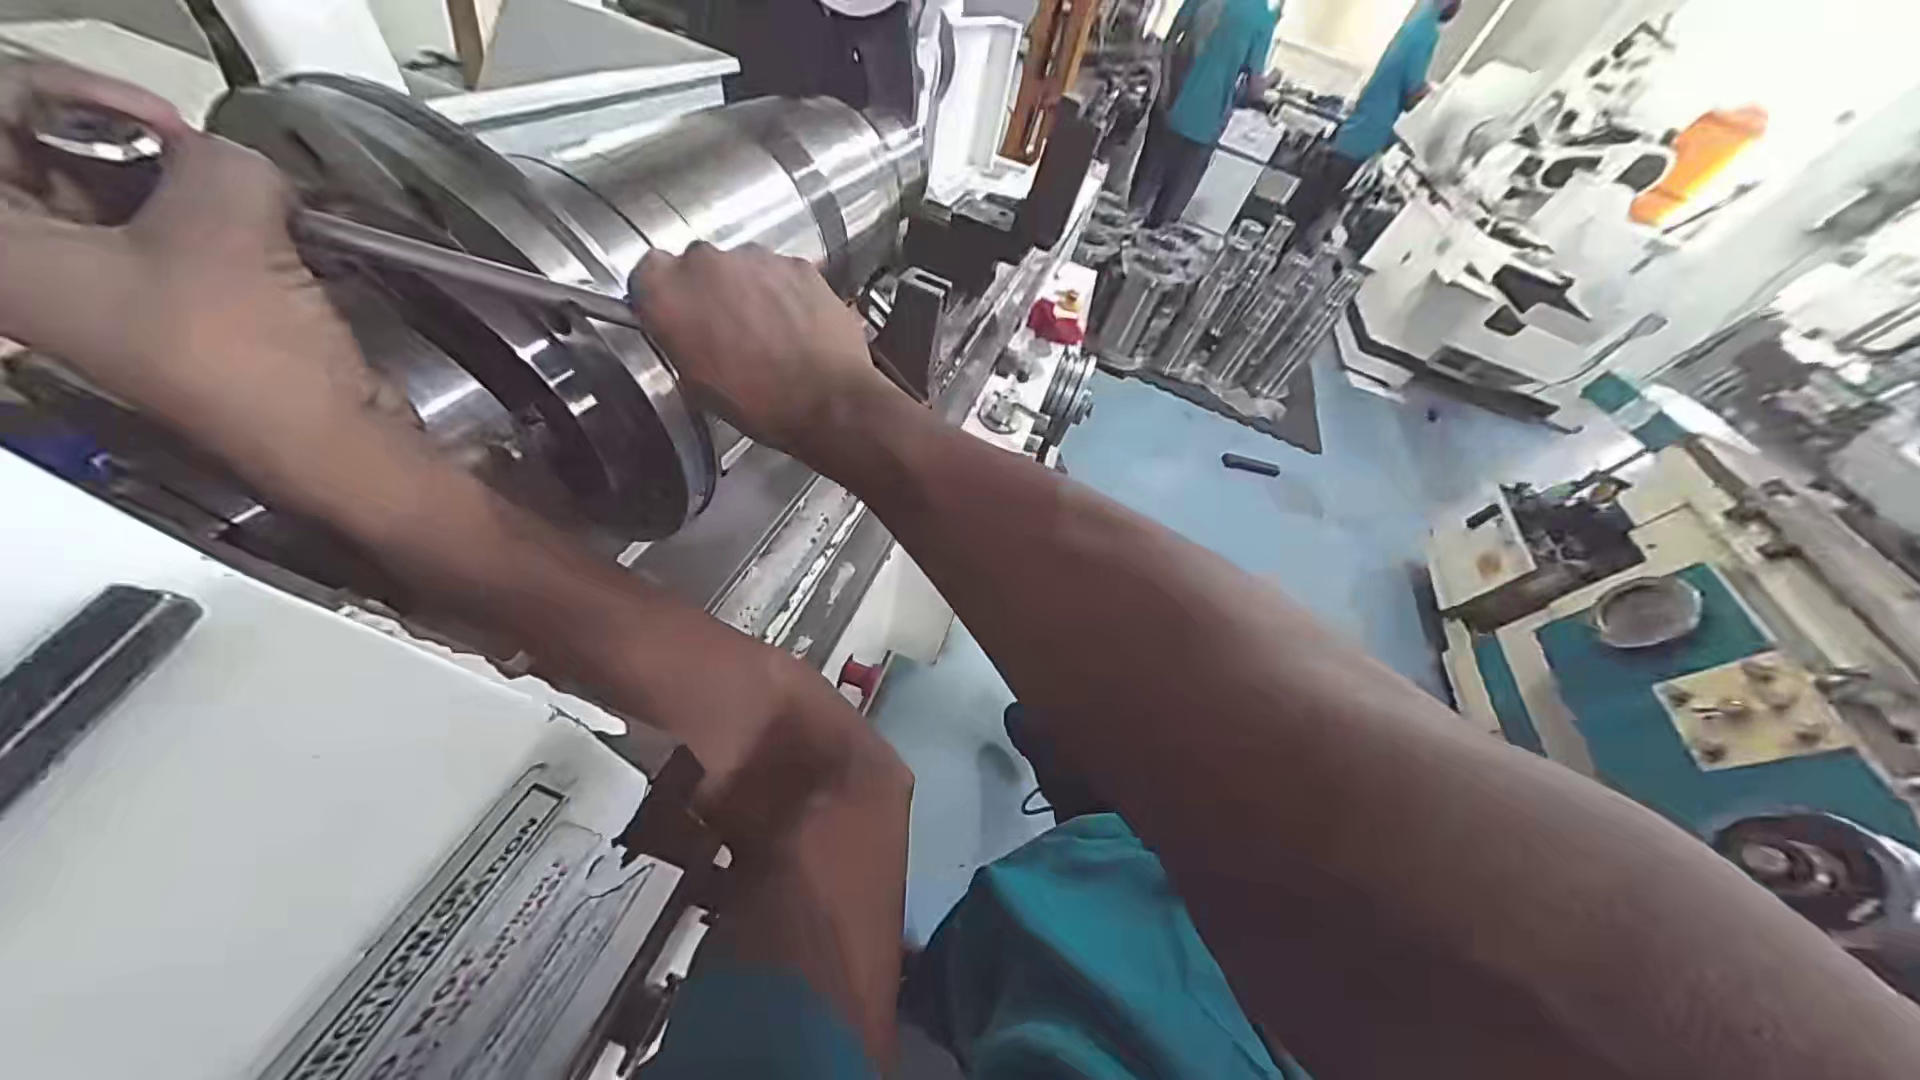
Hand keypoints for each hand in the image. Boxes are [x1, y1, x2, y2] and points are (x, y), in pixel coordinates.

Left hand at [0, 61, 384, 470]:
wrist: (330, 438)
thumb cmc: (253, 353)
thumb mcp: (227, 232)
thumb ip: (221, 163)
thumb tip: (238, 161)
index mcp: (0, 248)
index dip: (65, 98)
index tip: (164, 118)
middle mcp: (40, 269)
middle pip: (47, 158)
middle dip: (136, 145)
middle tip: (210, 156)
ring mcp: (117, 297)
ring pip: (127, 203)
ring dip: (195, 190)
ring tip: (259, 199)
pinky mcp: (187, 317)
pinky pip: (183, 246)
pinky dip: (227, 229)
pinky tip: (274, 234)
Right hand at [630, 242, 894, 459]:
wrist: (829, 402)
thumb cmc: (763, 404)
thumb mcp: (698, 386)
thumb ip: (680, 341)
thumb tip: (683, 332)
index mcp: (667, 294)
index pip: (648, 274)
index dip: (666, 296)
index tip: (678, 314)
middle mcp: (705, 263)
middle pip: (697, 266)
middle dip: (711, 293)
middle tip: (731, 332)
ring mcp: (756, 259)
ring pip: (743, 267)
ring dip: (751, 292)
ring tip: (771, 335)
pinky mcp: (798, 265)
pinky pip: (783, 273)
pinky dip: (787, 293)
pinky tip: (798, 328)